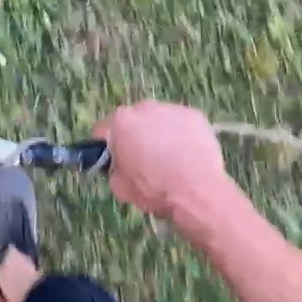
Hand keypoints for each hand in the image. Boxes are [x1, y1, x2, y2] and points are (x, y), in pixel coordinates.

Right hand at [95, 100, 231, 219]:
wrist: (197, 193)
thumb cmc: (155, 190)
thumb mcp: (121, 188)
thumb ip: (114, 169)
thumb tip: (119, 164)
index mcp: (121, 122)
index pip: (104, 129)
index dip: (107, 145)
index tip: (114, 158)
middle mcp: (144, 108)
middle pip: (133, 120)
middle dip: (136, 135)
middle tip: (144, 158)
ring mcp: (171, 109)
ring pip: (159, 119)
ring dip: (159, 132)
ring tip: (171, 157)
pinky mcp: (194, 116)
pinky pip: (182, 123)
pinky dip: (182, 134)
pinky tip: (188, 154)